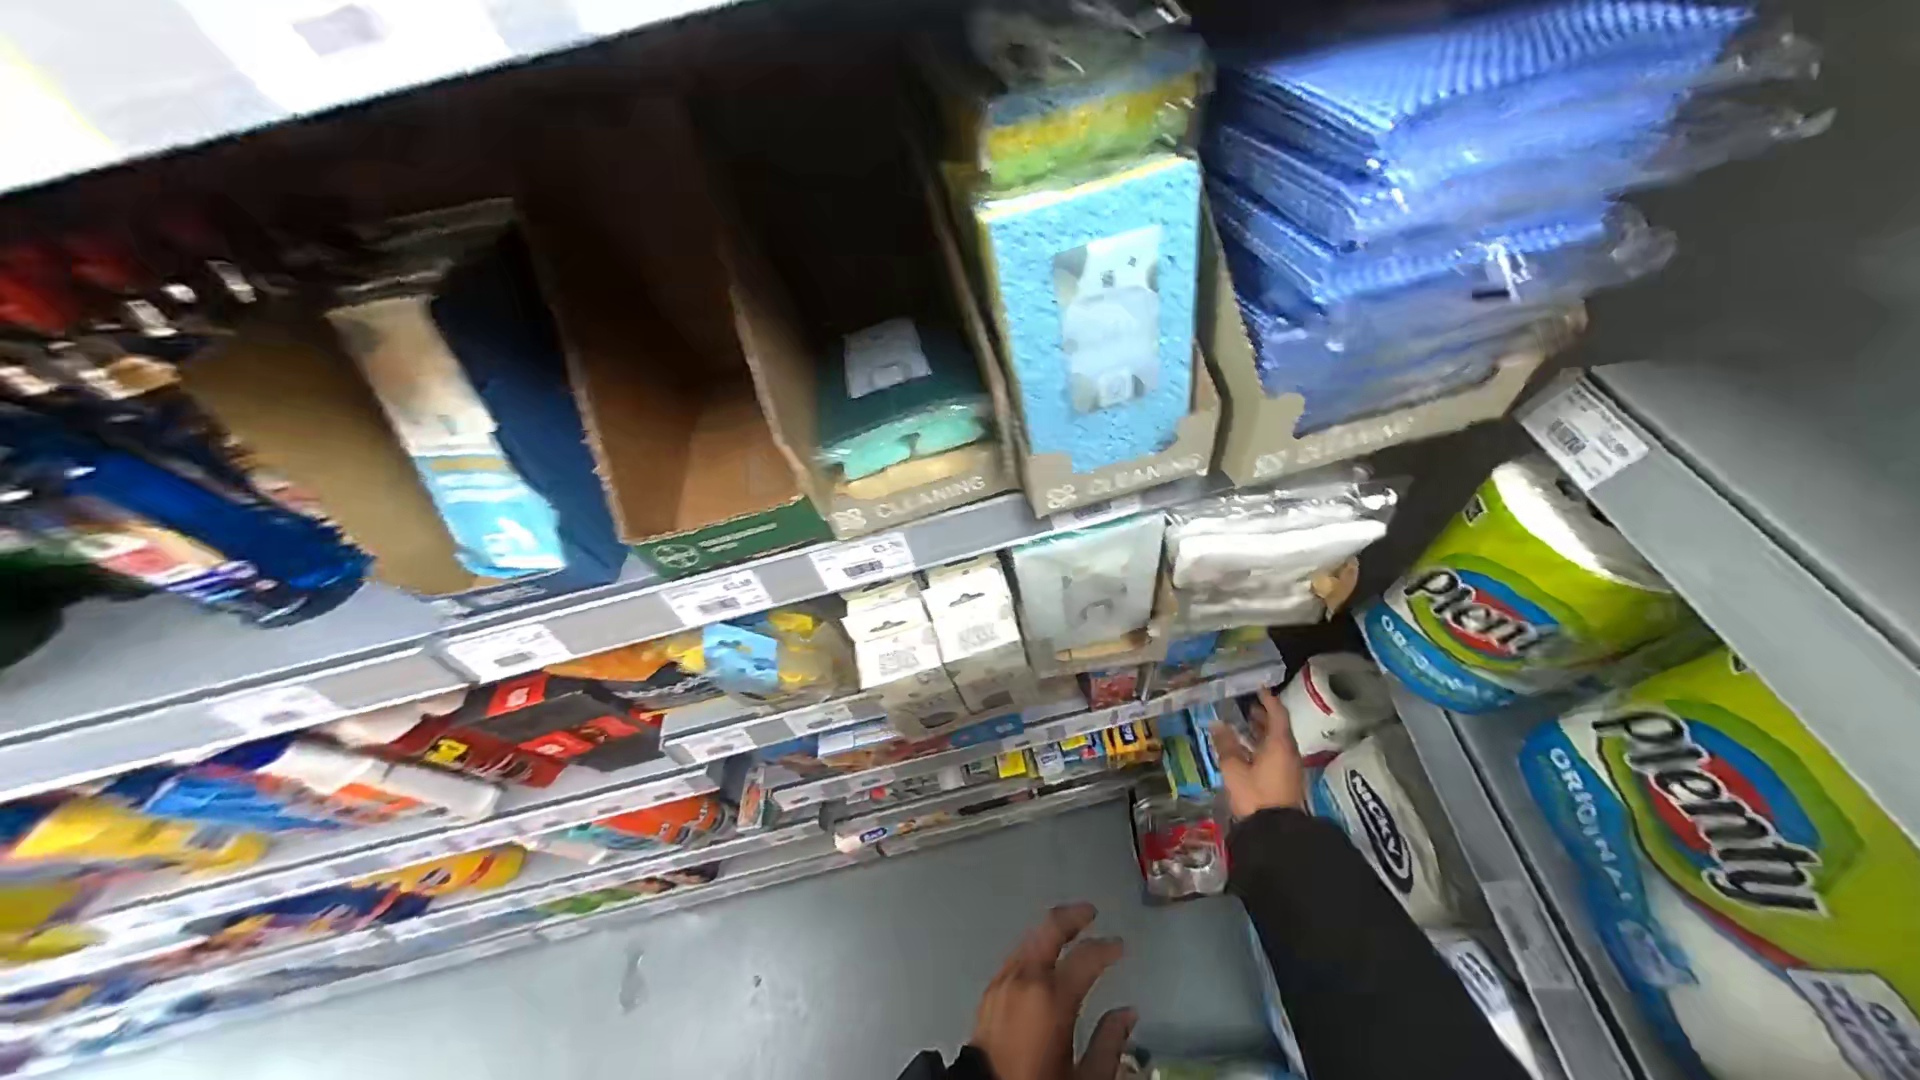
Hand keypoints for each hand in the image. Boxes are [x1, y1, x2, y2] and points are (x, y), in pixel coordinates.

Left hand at [970, 903, 1134, 1079]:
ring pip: (1030, 938)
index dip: (1106, 947)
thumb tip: (1128, 1014)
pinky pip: (1015, 956)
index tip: (1120, 945)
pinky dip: (1033, 947)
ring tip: (1070, 932)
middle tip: (1090, 913)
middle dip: (1073, 916)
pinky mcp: (989, 990)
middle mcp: (1025, 978)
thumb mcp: (1085, 1079)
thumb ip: (1110, 1043)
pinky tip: (1043, 956)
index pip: (1086, 957)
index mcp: (1052, 997)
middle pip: (1050, 928)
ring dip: (1051, 930)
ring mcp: (1003, 980)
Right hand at [1211, 686, 1307, 818]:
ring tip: (1245, 724)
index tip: (1258, 688)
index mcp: (1279, 744)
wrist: (1276, 831)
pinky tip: (1247, 748)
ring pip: (1277, 741)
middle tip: (1247, 705)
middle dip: (1264, 715)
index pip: (1278, 714)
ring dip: (1262, 731)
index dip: (1268, 699)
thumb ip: (1226, 744)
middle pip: (1279, 727)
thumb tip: (1217, 724)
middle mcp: (1288, 752)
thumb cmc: (1255, 794)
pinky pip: (1275, 753)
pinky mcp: (1285, 779)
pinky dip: (1262, 745)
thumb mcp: (1234, 768)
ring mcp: (1289, 767)